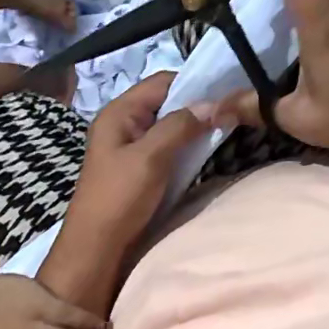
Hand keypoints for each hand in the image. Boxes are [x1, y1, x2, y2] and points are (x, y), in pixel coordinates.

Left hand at [60, 71, 218, 261]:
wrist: (97, 247)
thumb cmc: (119, 197)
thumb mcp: (150, 157)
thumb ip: (180, 126)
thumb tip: (214, 104)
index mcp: (119, 112)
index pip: (161, 81)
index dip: (193, 82)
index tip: (227, 93)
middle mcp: (123, 123)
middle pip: (166, 102)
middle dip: (196, 106)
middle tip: (232, 113)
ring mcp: (130, 147)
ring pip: (168, 126)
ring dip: (193, 128)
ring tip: (225, 130)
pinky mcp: (139, 168)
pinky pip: (166, 147)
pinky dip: (185, 147)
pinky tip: (205, 152)